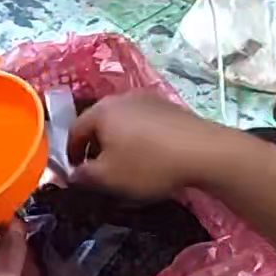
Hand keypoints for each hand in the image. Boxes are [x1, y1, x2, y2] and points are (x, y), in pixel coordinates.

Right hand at [69, 92, 238, 199]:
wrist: (204, 152)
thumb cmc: (148, 164)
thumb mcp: (109, 177)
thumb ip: (84, 175)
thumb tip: (73, 173)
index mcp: (101, 111)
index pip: (74, 129)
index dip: (71, 152)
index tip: (76, 171)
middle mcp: (121, 98)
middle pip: (99, 121)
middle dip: (95, 145)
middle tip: (100, 168)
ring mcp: (148, 98)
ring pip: (122, 120)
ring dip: (118, 140)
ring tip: (126, 162)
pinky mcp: (169, 106)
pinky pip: (144, 122)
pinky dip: (139, 137)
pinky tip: (151, 154)